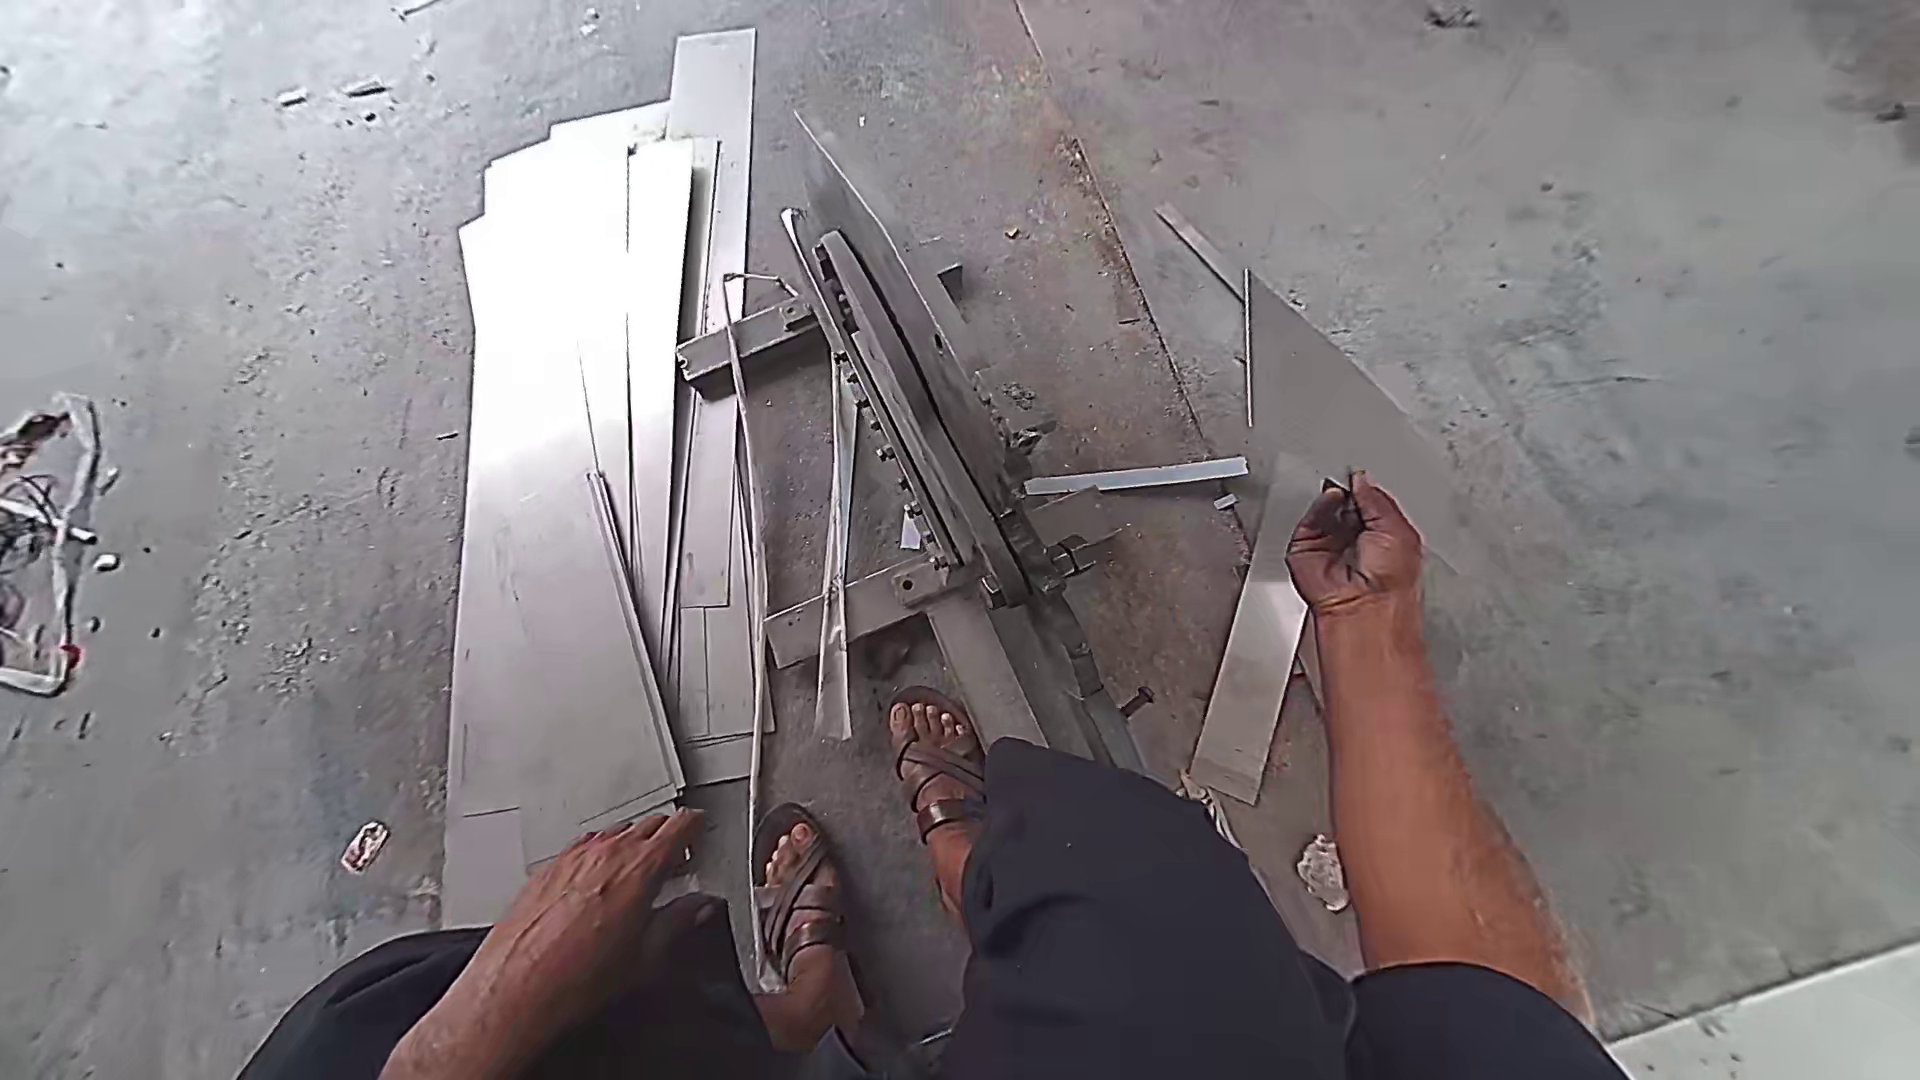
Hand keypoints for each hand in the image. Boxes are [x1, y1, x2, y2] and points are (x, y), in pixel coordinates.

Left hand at [383, 809, 708, 1079]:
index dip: (697, 825)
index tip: (699, 832)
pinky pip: (584, 846)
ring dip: (633, 844)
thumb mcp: (646, 957)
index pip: (682, 822)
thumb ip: (681, 921)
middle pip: (653, 822)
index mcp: (642, 866)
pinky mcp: (548, 867)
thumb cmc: (571, 983)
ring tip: (633, 875)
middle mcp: (610, 851)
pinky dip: (598, 854)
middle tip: (673, 860)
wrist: (508, 999)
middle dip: (668, 837)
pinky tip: (595, 883)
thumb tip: (701, 907)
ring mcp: (576, 856)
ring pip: (618, 831)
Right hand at [1284, 472, 1422, 618]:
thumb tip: (1362, 481)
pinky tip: (1327, 502)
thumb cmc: (1390, 583)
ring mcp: (1328, 545)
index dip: (1365, 488)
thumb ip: (1377, 500)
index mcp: (1383, 536)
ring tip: (1339, 493)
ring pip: (1324, 510)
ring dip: (1331, 498)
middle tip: (1348, 481)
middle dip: (1347, 491)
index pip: (1369, 503)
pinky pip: (1306, 521)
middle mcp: (1354, 540)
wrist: (1363, 606)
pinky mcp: (1305, 549)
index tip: (1360, 475)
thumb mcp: (1398, 529)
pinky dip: (1315, 508)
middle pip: (1344, 503)